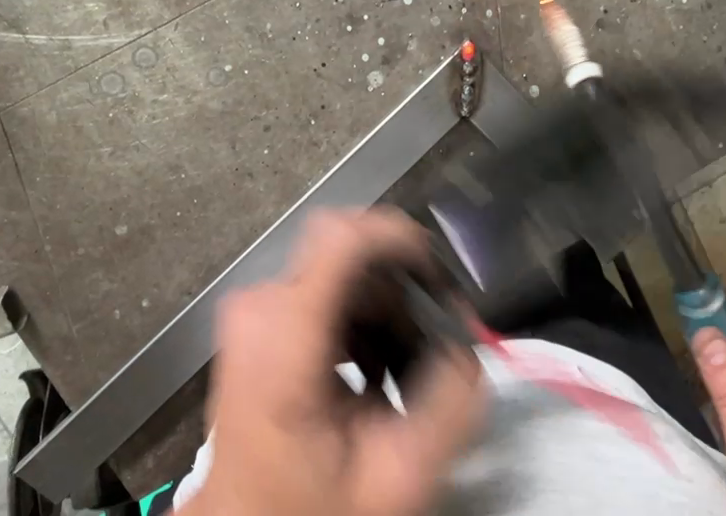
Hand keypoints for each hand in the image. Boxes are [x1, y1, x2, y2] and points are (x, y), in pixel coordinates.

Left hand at [181, 209, 486, 515]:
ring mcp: (256, 309)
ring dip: (387, 314)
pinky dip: (363, 323)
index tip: (440, 277)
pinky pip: (327, 291)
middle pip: (355, 259)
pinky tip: (375, 374)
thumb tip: (469, 346)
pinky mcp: (260, 319)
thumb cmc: (310, 506)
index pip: (344, 236)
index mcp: (283, 335)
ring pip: (346, 274)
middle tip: (432, 353)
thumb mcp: (396, 474)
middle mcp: (261, 305)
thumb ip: (450, 405)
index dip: (400, 239)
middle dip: (404, 296)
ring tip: (402, 375)